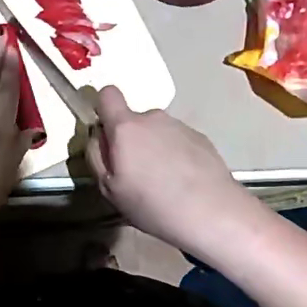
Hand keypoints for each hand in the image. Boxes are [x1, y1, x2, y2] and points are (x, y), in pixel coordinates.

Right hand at [87, 86, 262, 252]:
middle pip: (133, 120)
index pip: (108, 95)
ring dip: (154, 148)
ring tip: (162, 181)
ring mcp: (180, 126)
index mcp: (125, 128)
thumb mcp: (109, 188)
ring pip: (156, 131)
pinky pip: (177, 141)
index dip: (103, 108)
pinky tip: (182, 181)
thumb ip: (96, 156)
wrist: (211, 211)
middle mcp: (153, 118)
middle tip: (135, 173)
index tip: (107, 134)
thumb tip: (97, 136)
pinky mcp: (201, 138)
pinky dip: (175, 154)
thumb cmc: (151, 202)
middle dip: (130, 140)